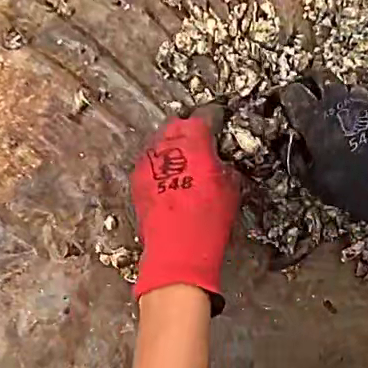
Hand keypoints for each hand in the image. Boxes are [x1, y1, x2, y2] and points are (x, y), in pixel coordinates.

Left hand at [130, 112, 238, 311]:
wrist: (177, 251)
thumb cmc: (207, 222)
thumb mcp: (230, 189)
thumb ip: (222, 166)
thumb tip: (218, 162)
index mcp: (194, 143)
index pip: (203, 117)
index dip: (213, 118)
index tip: (217, 122)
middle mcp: (167, 148)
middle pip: (175, 125)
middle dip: (187, 129)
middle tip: (199, 140)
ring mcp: (148, 163)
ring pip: (158, 142)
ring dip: (170, 146)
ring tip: (183, 159)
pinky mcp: (137, 180)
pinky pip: (149, 162)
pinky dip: (159, 164)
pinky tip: (168, 175)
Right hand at [280, 79, 367, 260]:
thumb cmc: (347, 188)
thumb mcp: (310, 179)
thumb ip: (294, 155)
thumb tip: (285, 142)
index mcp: (314, 118)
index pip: (291, 92)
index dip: (281, 96)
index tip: (277, 103)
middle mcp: (338, 103)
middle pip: (319, 75)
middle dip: (307, 81)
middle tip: (302, 94)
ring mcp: (362, 104)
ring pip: (342, 85)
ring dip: (331, 93)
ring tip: (326, 109)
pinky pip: (361, 99)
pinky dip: (351, 105)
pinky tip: (349, 123)